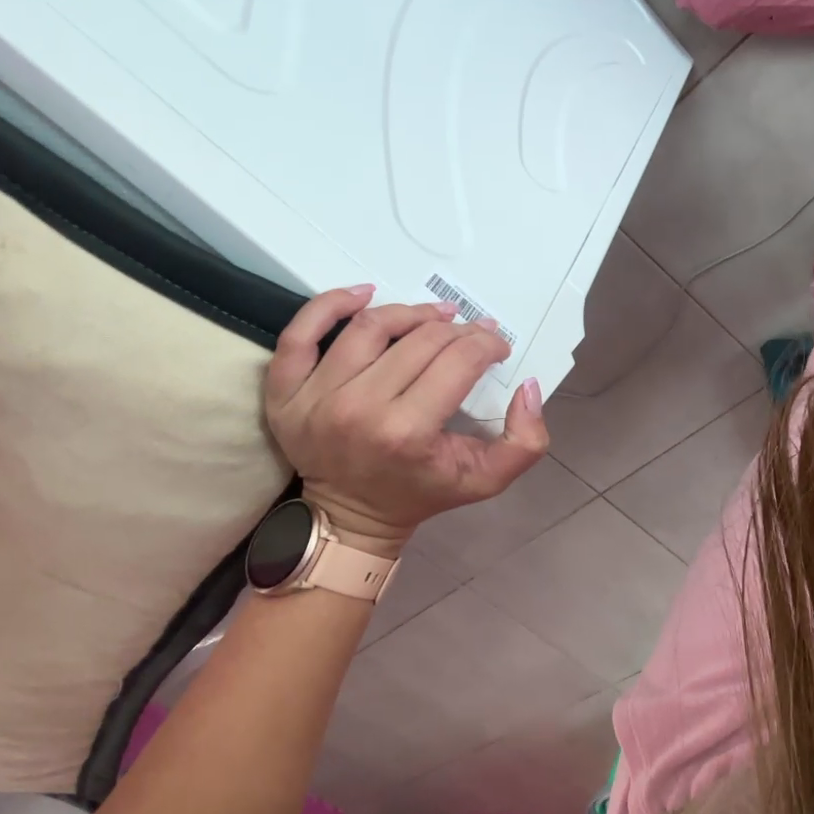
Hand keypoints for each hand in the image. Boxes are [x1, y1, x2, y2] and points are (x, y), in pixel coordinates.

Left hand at [264, 286, 548, 558]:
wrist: (350, 518)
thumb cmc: (421, 494)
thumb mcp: (487, 480)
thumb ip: (526, 440)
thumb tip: (529, 386)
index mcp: (408, 433)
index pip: (459, 360)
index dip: (487, 345)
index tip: (497, 348)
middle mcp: (358, 409)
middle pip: (421, 340)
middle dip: (459, 329)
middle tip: (472, 334)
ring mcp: (315, 399)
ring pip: (370, 327)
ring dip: (410, 312)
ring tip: (434, 316)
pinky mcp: (284, 393)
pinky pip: (300, 334)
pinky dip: (329, 304)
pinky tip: (363, 294)